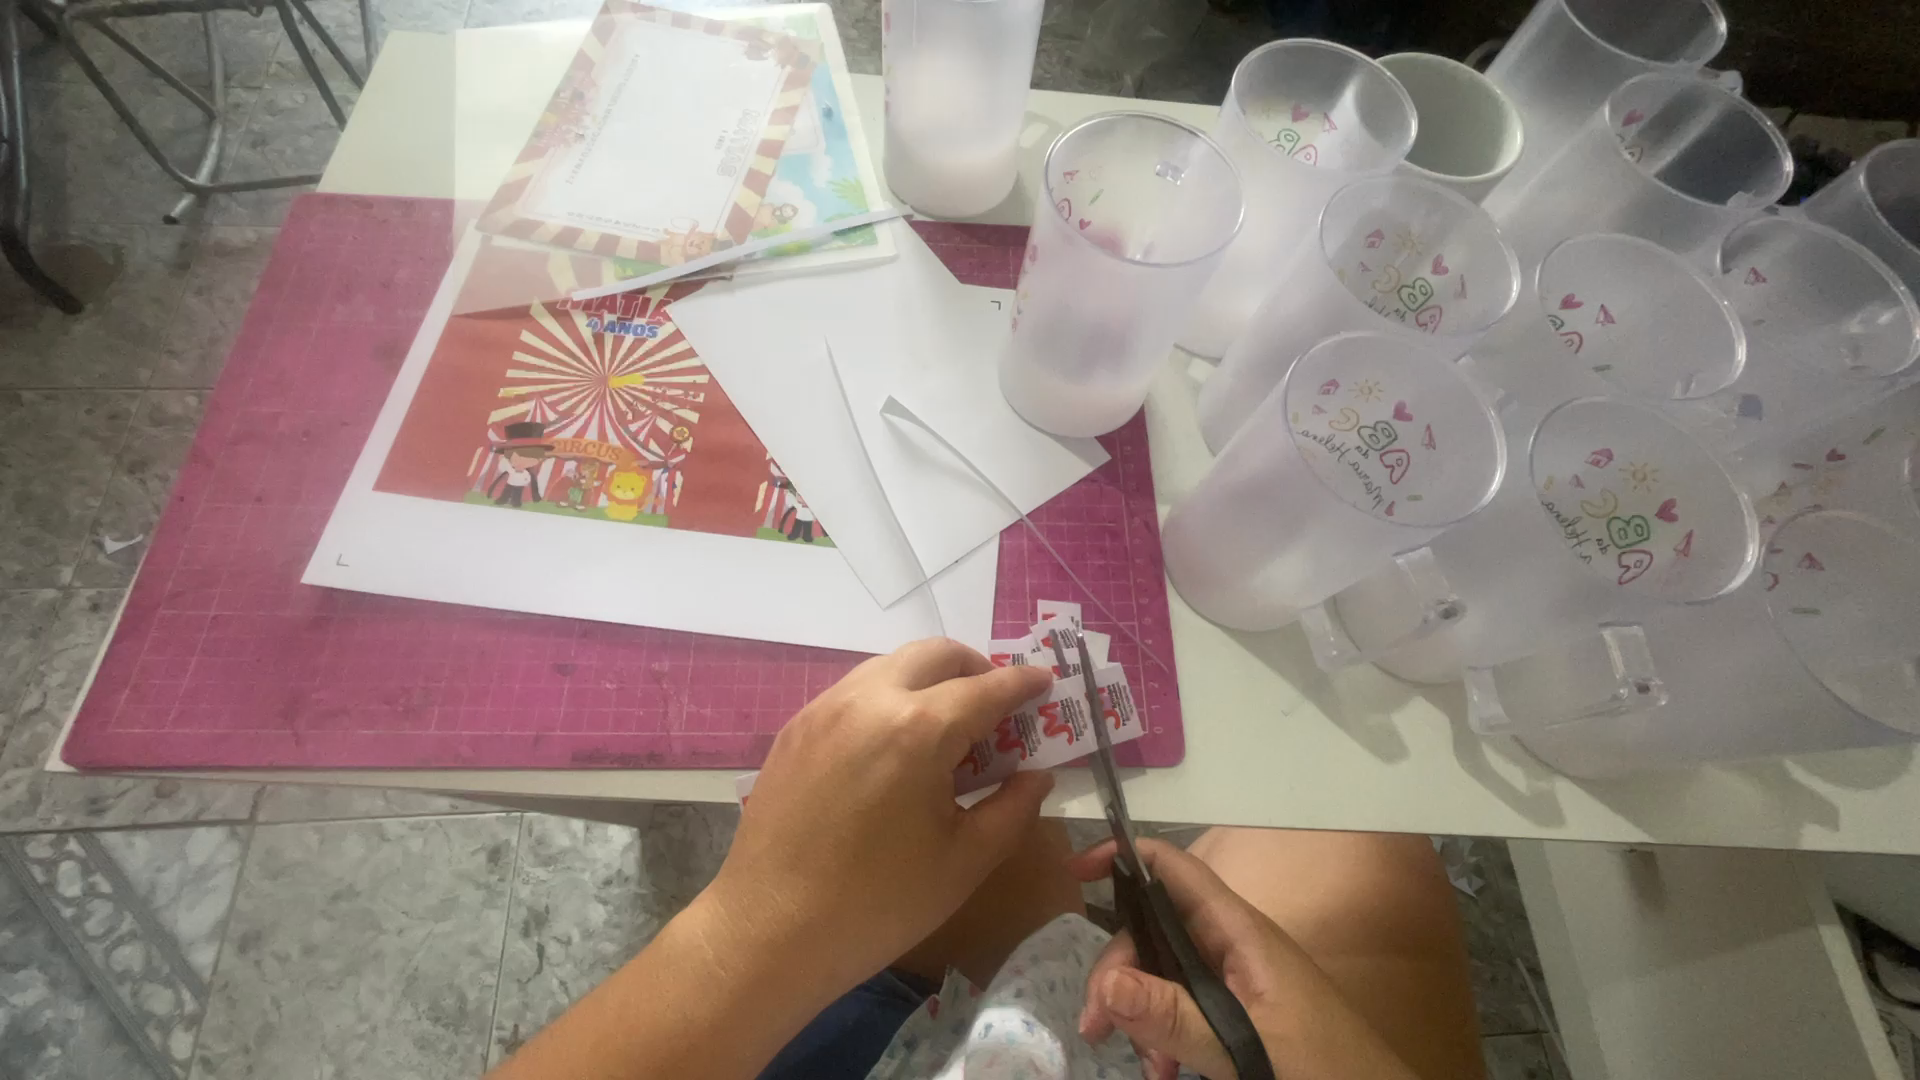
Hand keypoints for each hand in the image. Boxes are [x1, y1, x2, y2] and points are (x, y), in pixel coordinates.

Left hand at [701, 638, 1055, 993]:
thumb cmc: (877, 903)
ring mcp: (826, 707)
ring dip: (930, 679)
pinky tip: (895, 747)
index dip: (1023, 683)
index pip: (986, 688)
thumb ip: (1013, 809)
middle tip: (996, 705)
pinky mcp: (798, 726)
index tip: (1045, 682)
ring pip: (891, 665)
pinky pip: (856, 690)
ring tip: (947, 727)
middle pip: (935, 653)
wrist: (768, 931)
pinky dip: (890, 698)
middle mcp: (870, 698)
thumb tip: (1037, 776)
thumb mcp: (964, 861)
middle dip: (976, 667)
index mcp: (918, 729)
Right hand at [1071, 838, 1419, 1079]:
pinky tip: (1165, 1071)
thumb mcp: (1247, 1049)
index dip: (1124, 855)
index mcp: (1237, 930)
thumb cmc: (1328, 1071)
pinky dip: (1164, 1035)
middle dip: (1119, 971)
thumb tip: (1106, 983)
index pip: (1172, 867)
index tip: (1075, 873)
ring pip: (1163, 972)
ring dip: (1140, 1012)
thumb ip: (1177, 1018)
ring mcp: (1233, 979)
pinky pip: (1183, 1006)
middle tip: (1097, 1028)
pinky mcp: (1237, 1013)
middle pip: (1153, 929)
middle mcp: (1229, 943)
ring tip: (1147, 1067)